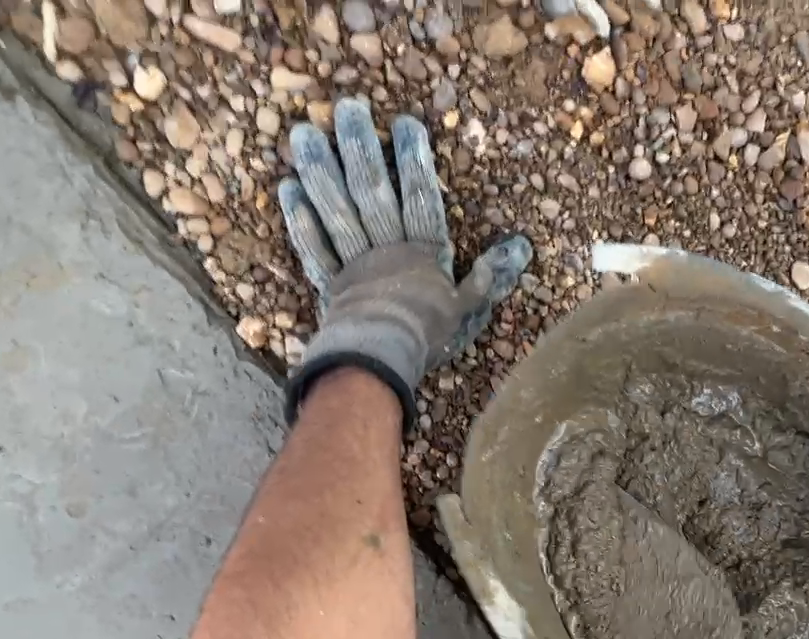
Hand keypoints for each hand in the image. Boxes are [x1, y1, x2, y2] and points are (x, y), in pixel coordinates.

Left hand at [278, 98, 530, 425]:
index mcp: (421, 253)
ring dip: (320, 171)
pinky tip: (288, 188)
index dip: (414, 161)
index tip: (406, 124)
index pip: (420, 199)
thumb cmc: (429, 336)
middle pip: (372, 193)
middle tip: (347, 108)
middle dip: (360, 149)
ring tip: (303, 133)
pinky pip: (314, 248)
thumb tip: (520, 248)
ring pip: (338, 211)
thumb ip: (489, 277)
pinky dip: (301, 220)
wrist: (382, 361)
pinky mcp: (331, 282)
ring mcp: (353, 263)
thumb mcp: (469, 309)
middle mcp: (385, 248)